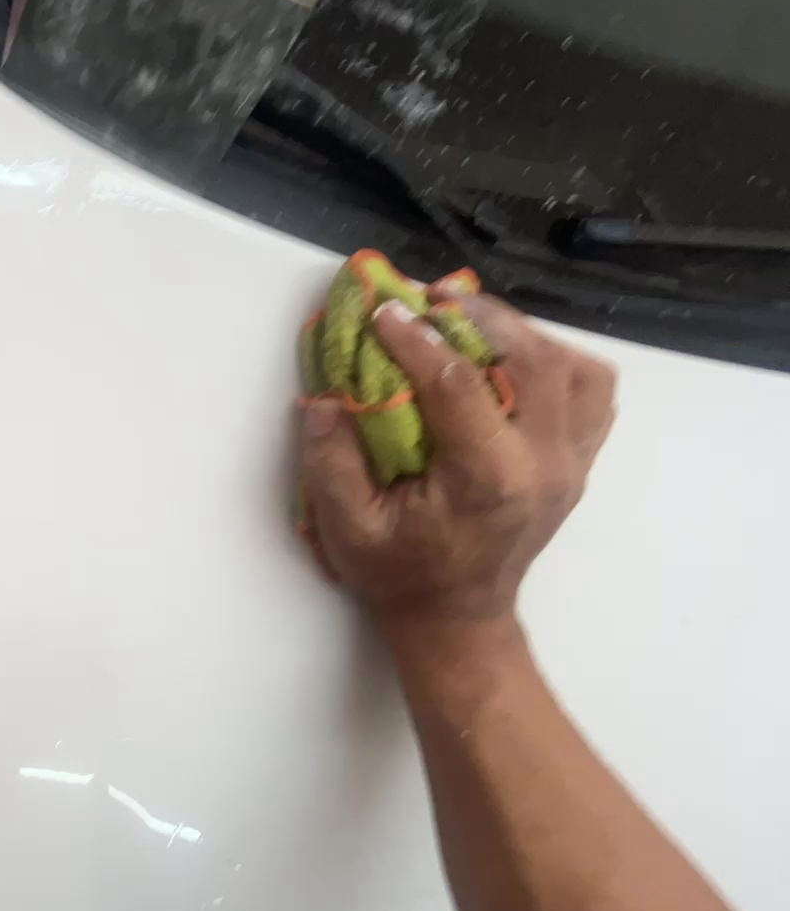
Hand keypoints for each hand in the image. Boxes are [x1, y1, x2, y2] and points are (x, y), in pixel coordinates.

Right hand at [299, 289, 616, 635]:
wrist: (453, 614)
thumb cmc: (394, 572)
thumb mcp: (344, 525)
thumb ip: (330, 461)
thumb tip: (320, 401)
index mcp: (486, 478)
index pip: (459, 385)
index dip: (417, 340)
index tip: (382, 311)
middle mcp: (545, 462)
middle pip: (534, 361)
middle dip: (480, 318)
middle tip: (431, 295)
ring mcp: (572, 461)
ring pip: (574, 369)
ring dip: (522, 332)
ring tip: (470, 316)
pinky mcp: (577, 461)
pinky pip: (590, 392)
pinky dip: (555, 359)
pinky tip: (513, 354)